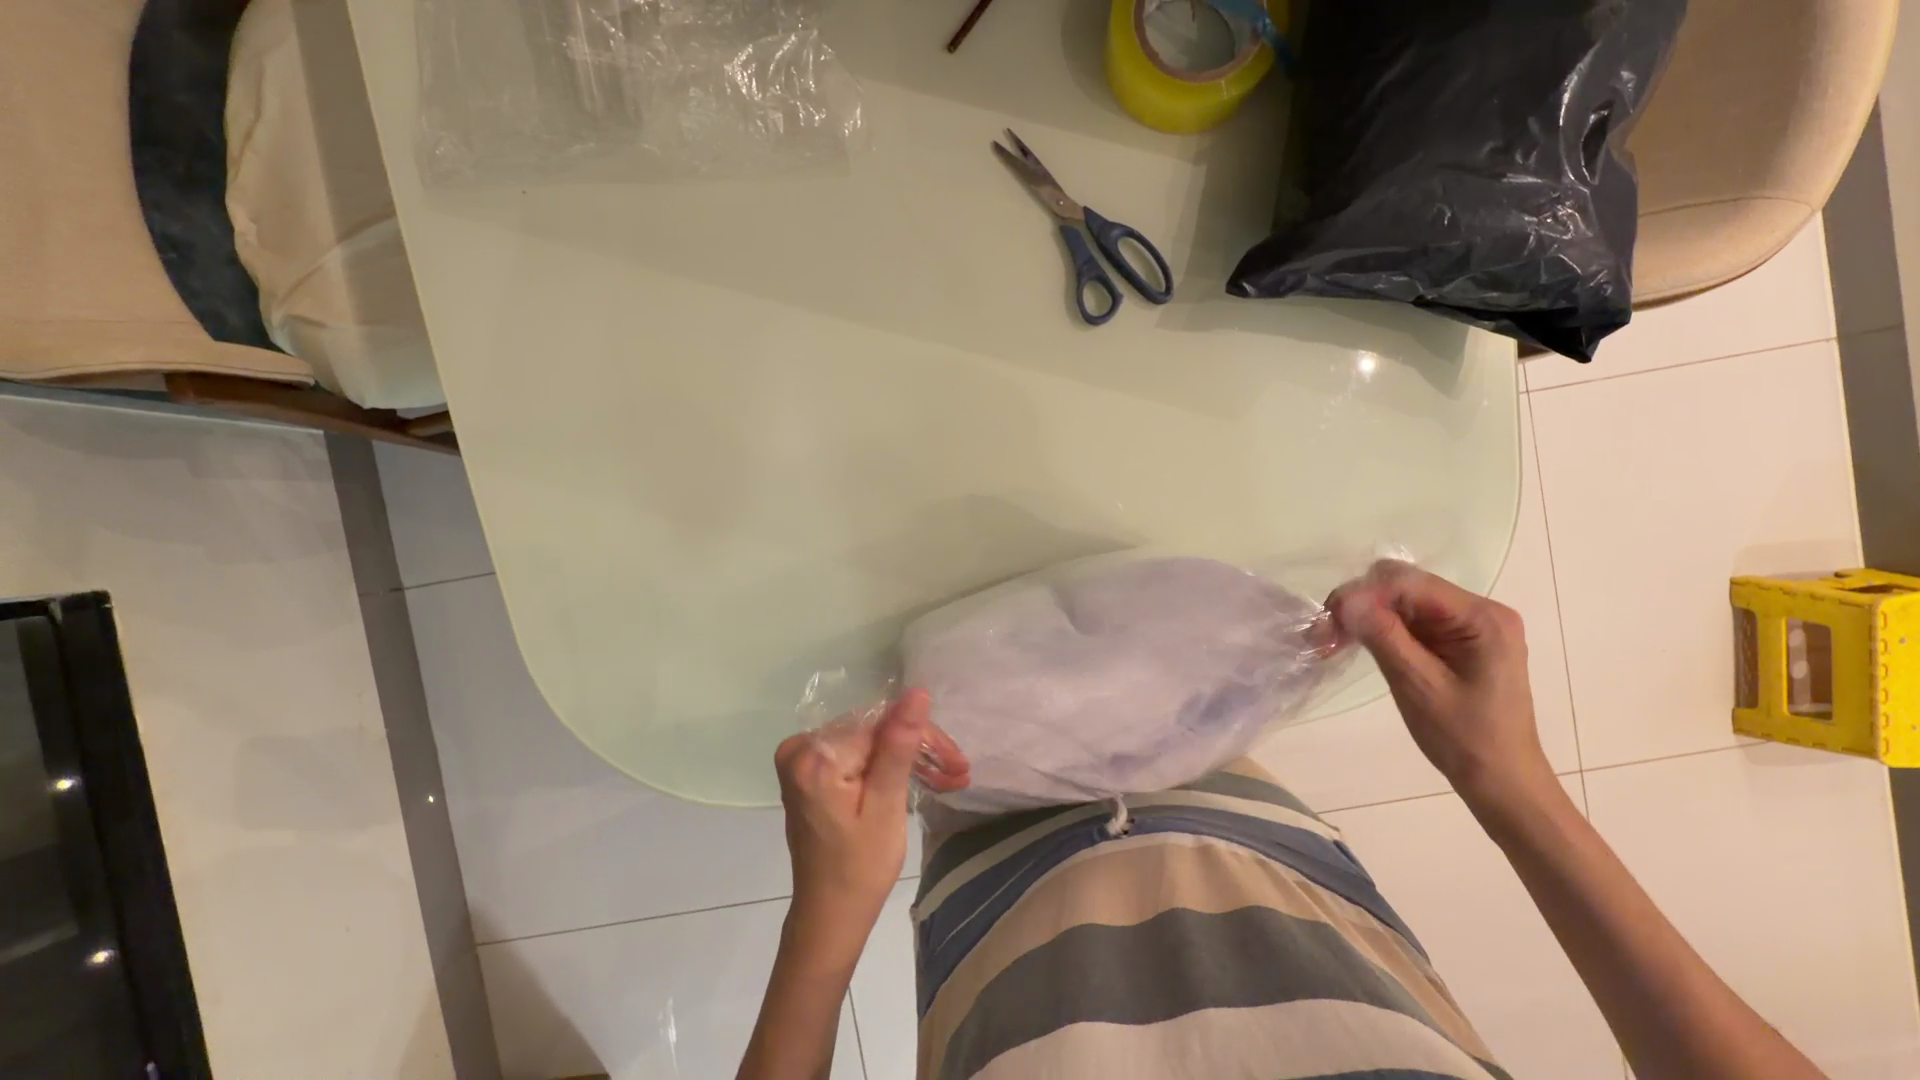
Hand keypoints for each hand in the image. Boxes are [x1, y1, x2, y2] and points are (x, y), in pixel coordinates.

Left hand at [774, 690, 967, 938]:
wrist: (829, 914)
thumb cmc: (861, 868)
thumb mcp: (885, 805)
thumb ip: (898, 745)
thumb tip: (916, 693)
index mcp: (814, 755)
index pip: (881, 723)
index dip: (924, 739)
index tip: (957, 764)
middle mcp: (800, 748)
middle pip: (874, 729)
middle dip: (919, 748)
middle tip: (958, 773)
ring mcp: (801, 760)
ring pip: (869, 740)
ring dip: (907, 758)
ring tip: (948, 779)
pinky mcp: (808, 773)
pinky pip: (855, 754)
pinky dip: (885, 767)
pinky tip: (918, 779)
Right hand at [1328, 561, 1555, 816]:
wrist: (1501, 781)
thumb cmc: (1464, 738)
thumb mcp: (1419, 686)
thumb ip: (1384, 636)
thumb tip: (1347, 598)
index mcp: (1482, 617)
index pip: (1409, 582)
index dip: (1363, 595)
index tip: (1327, 623)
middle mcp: (1480, 611)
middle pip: (1404, 586)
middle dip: (1360, 604)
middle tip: (1325, 636)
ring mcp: (1470, 625)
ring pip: (1402, 601)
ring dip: (1365, 617)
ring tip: (1332, 643)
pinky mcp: (1458, 640)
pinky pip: (1411, 621)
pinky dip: (1380, 630)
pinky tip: (1356, 645)